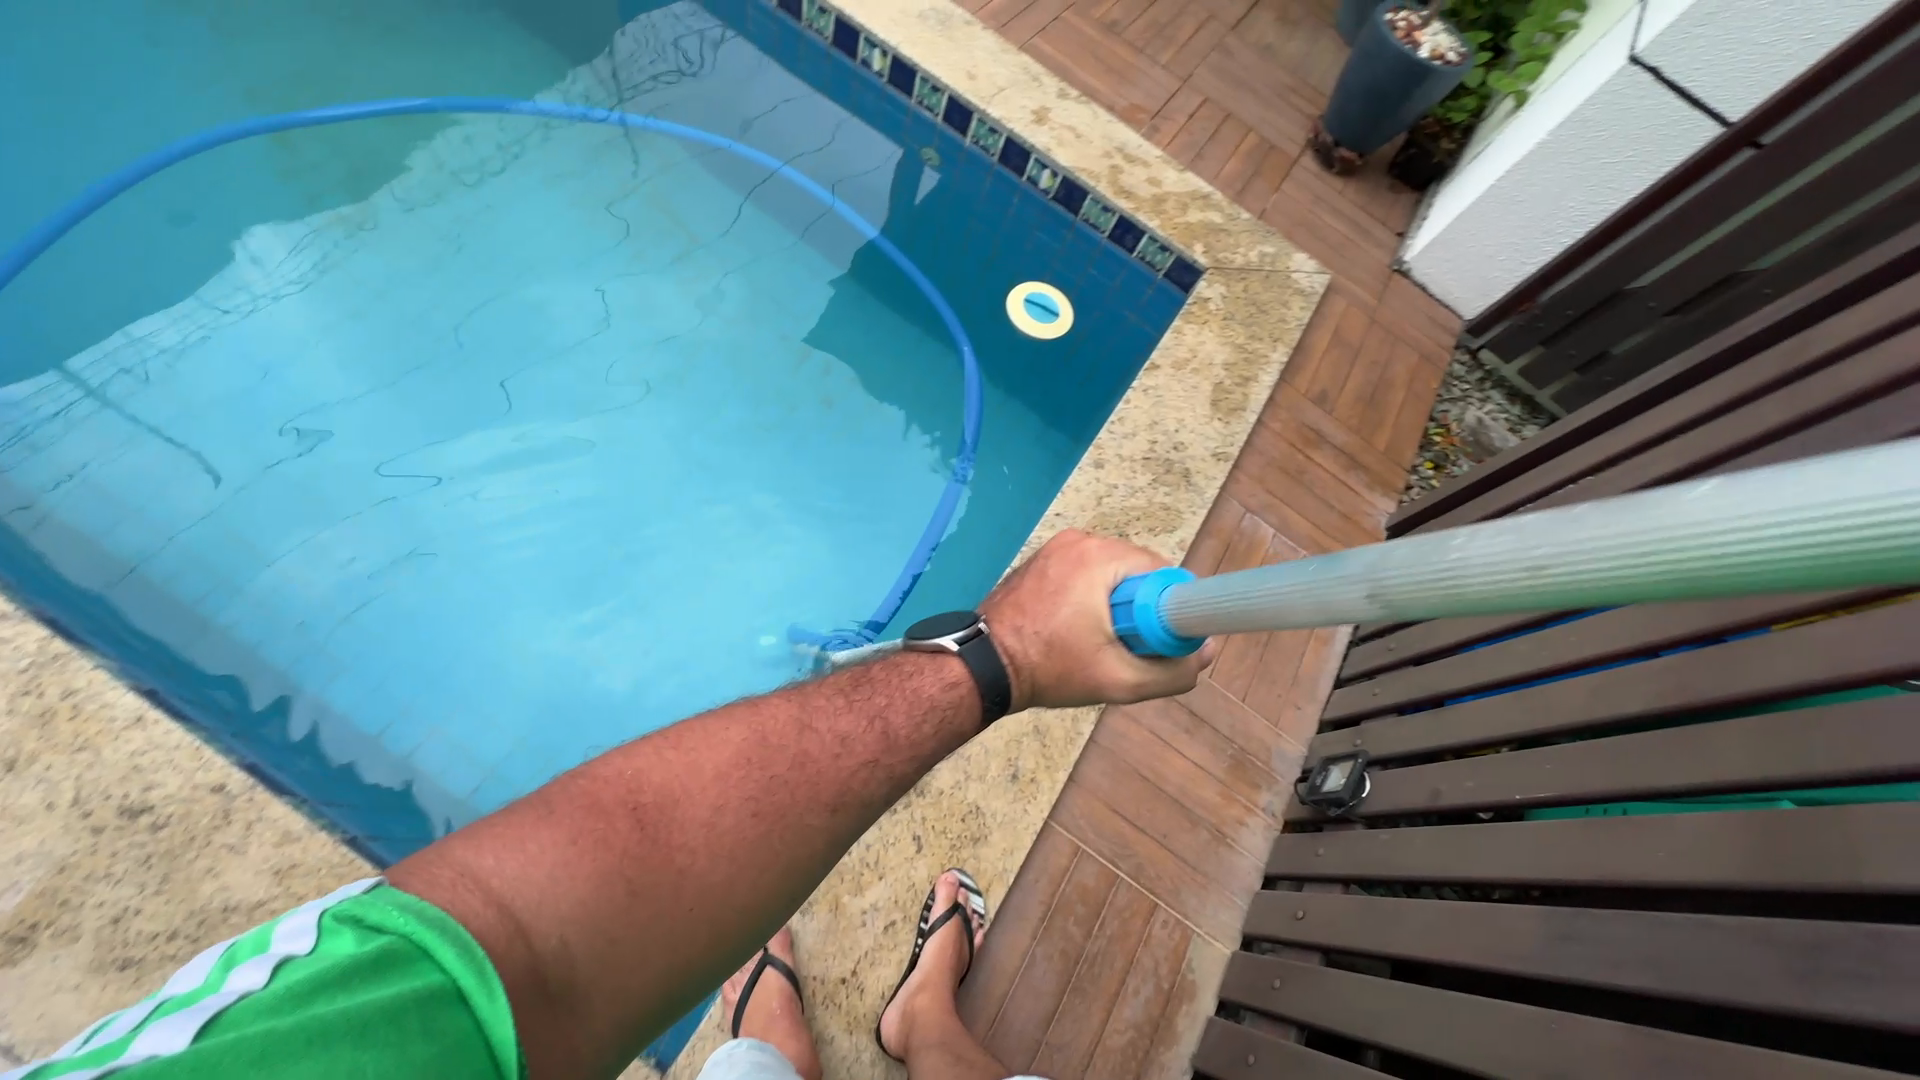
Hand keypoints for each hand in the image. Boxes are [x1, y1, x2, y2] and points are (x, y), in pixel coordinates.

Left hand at [981, 529, 1218, 711]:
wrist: (983, 667)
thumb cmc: (1051, 668)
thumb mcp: (1119, 680)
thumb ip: (1171, 670)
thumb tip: (1204, 651)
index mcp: (1099, 555)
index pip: (1160, 572)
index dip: (1167, 607)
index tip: (1157, 639)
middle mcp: (1078, 540)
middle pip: (1135, 572)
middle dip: (1139, 609)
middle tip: (1126, 647)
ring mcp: (1054, 548)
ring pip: (1109, 575)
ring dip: (1114, 605)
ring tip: (1097, 642)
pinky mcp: (1040, 561)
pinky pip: (1083, 575)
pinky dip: (1089, 599)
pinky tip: (1075, 631)